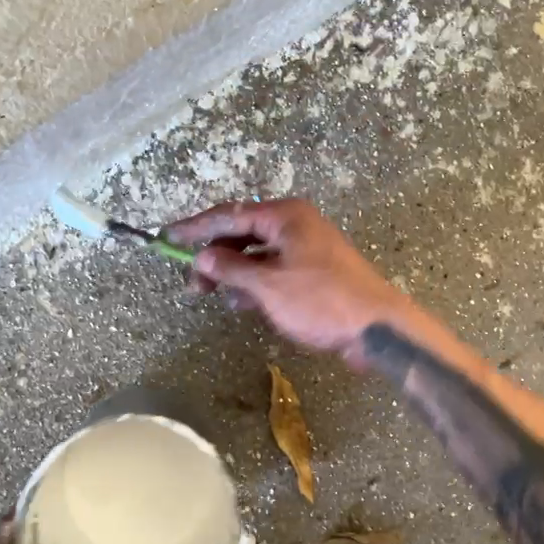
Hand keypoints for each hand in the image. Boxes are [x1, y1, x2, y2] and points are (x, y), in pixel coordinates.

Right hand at [165, 199, 419, 365]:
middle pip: (242, 232)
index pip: (230, 214)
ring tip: (212, 295)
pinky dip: (255, 283)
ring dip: (233, 272)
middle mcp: (295, 224)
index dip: (196, 227)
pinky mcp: (313, 272)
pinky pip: (273, 269)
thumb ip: (232, 268)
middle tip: (192, 283)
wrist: (377, 329)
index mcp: (286, 216)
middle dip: (214, 255)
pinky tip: (241, 303)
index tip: (167, 237)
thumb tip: (203, 255)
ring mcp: (306, 248)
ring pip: (257, 253)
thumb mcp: (269, 286)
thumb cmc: (322, 301)